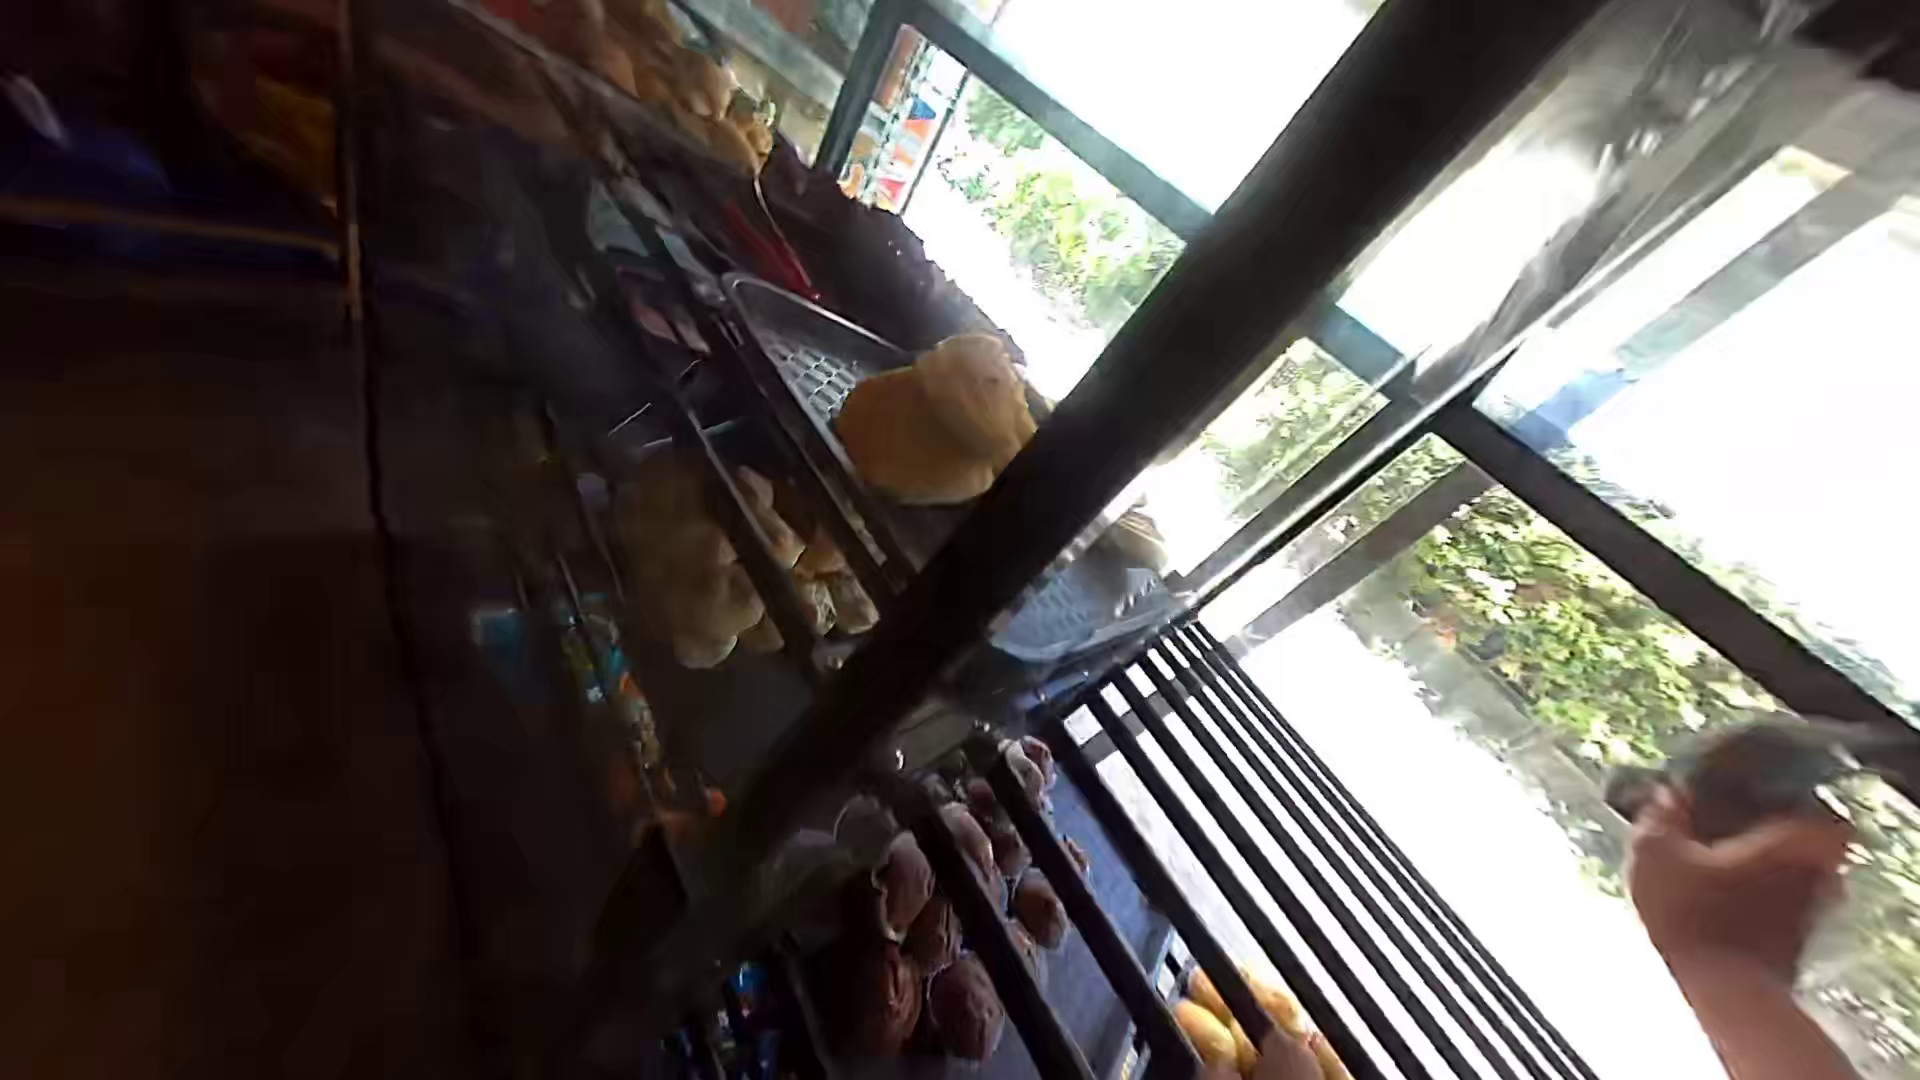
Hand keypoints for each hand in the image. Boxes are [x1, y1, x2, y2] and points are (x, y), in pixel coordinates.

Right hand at [1628, 787, 1852, 980]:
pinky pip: (1785, 881)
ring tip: (1711, 834)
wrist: (1722, 979)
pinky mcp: (1799, 923)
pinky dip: (1758, 869)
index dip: (1797, 792)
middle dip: (1770, 818)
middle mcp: (1816, 871)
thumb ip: (1662, 816)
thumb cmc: (1690, 908)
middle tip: (1725, 804)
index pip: (1825, 811)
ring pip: (1797, 859)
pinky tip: (1714, 866)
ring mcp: (1812, 901)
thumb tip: (1667, 790)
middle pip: (1809, 834)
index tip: (1760, 780)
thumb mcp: (1654, 850)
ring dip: (1762, 845)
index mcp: (1789, 846)